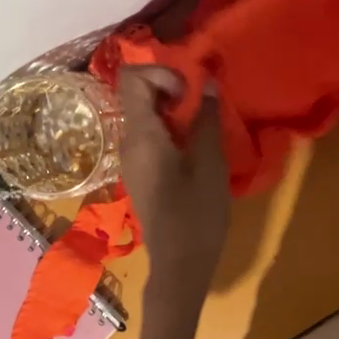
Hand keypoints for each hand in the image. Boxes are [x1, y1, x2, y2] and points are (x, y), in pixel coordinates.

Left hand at [117, 64, 230, 309]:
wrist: (179, 265)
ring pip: (144, 115)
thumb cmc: (197, 216)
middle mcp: (127, 142)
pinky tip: (193, 150)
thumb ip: (207, 121)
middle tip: (201, 109)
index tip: (190, 94)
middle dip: (169, 89)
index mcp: (141, 135)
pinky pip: (148, 136)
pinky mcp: (141, 173)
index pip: (132, 77)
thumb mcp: (210, 166)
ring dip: (172, 111)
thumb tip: (208, 85)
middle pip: (136, 93)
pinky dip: (169, 130)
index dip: (162, 73)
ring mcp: (131, 159)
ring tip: (201, 129)